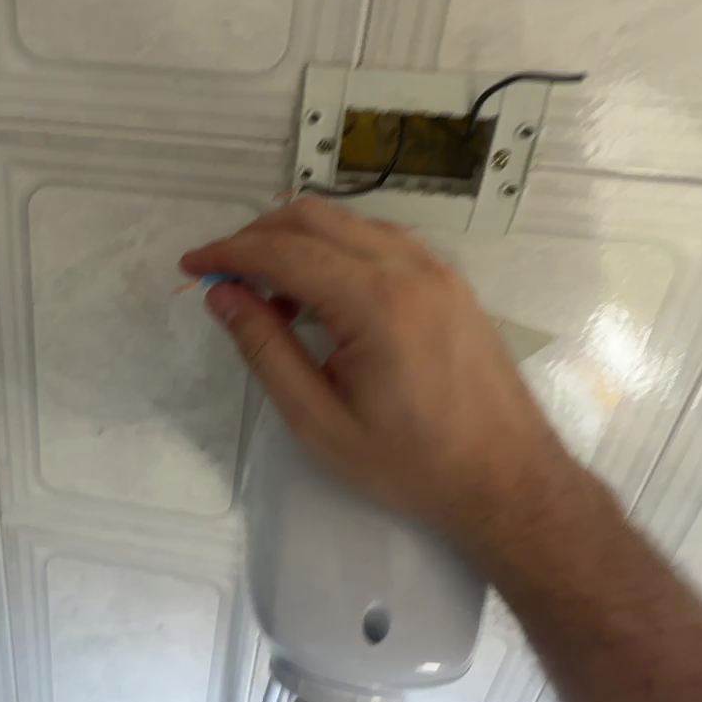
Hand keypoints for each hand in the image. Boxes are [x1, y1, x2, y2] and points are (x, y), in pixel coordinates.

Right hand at [181, 197, 571, 532]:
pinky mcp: (449, 282)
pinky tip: (321, 293)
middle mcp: (409, 267)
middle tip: (223, 273)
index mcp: (375, 301)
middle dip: (256, 236)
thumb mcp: (319, 420)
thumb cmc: (410, 464)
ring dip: (296, 240)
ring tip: (267, 291)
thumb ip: (265, 348)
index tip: (191, 264)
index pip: (283, 252)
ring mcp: (436, 270)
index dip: (228, 253)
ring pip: (347, 222)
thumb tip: (222, 296)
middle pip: (313, 218)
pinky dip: (336, 250)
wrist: (510, 483)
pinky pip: (379, 241)